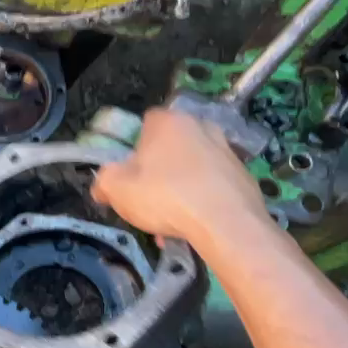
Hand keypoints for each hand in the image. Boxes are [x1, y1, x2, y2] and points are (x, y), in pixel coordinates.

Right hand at [91, 108, 269, 247]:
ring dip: (179, 186)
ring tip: (169, 218)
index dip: (134, 145)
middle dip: (158, 166)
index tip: (129, 169)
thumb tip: (103, 186)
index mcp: (170, 122)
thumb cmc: (164, 196)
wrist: (226, 225)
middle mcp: (202, 128)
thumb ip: (103, 181)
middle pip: (171, 145)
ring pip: (191, 168)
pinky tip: (191, 223)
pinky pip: (212, 185)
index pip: (146, 122)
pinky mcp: (244, 175)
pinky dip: (201, 200)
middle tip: (147, 192)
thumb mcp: (115, 189)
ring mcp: (228, 151)